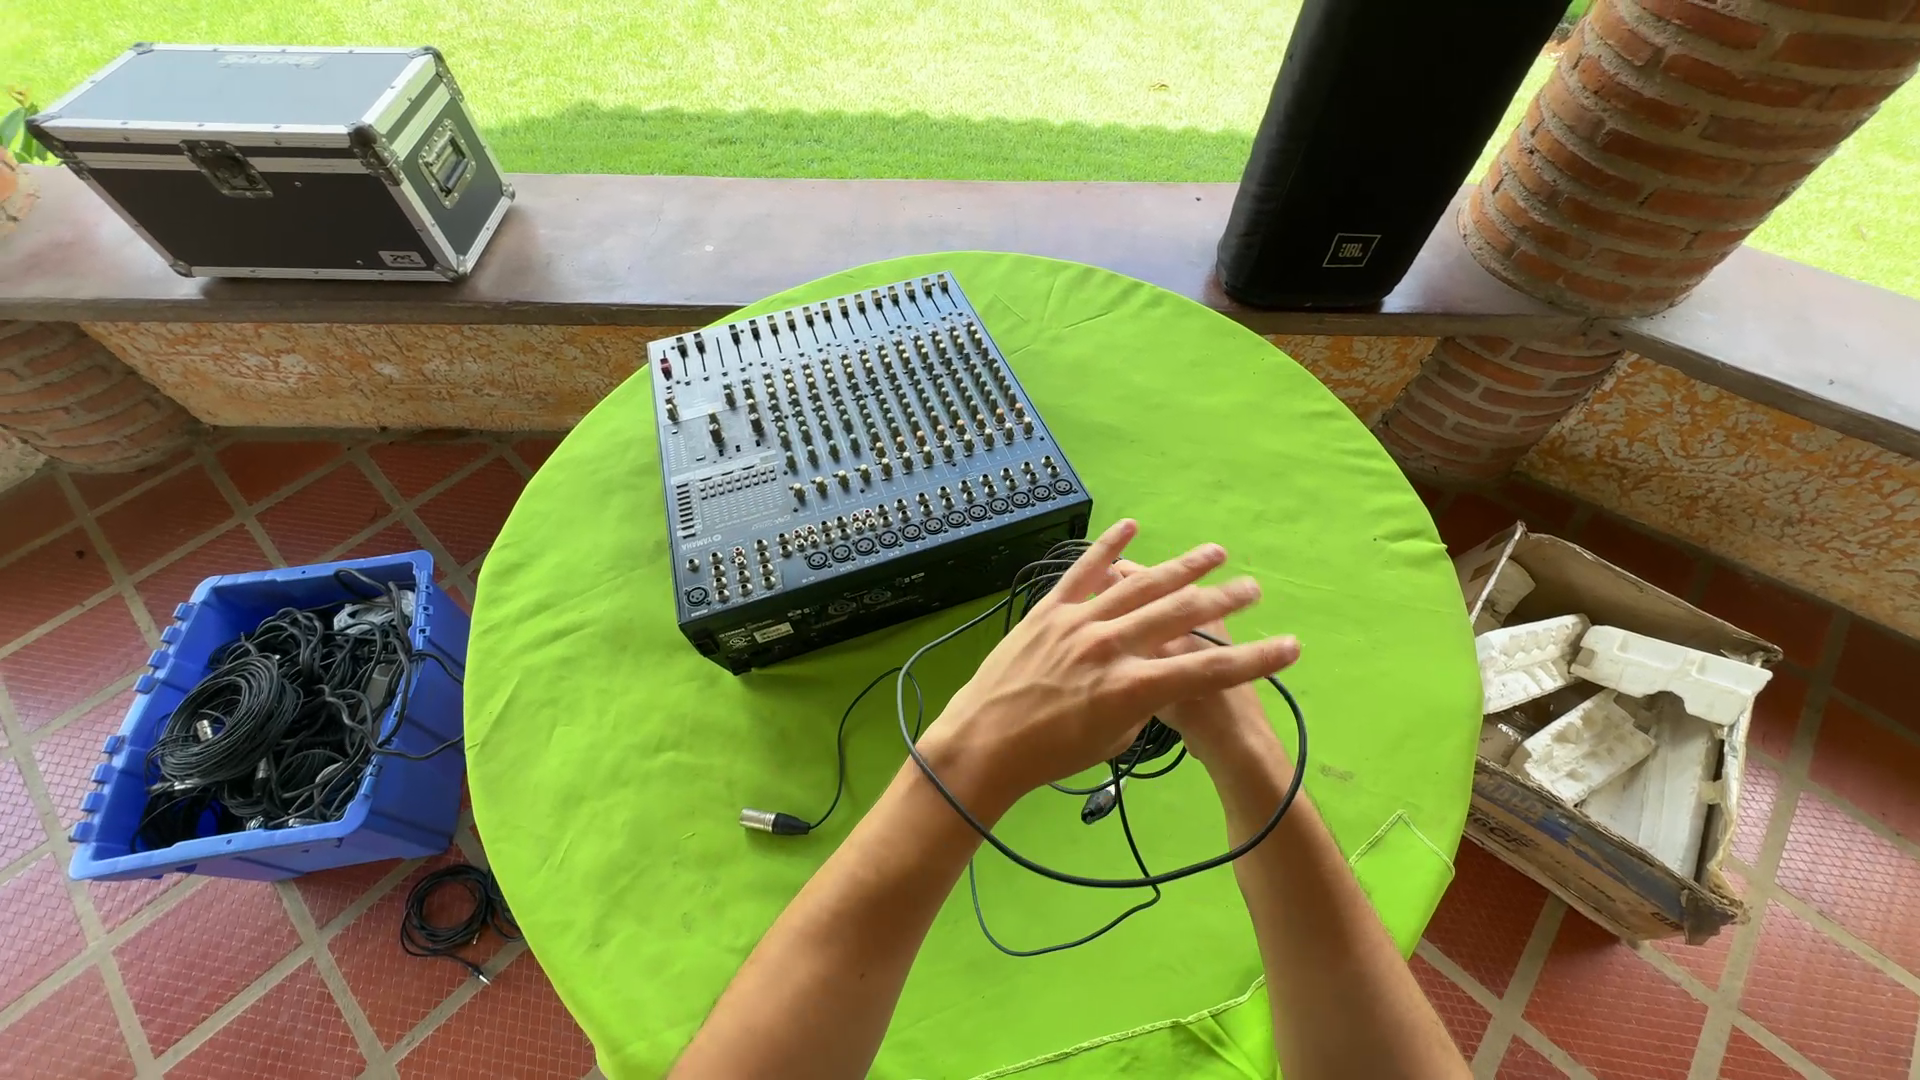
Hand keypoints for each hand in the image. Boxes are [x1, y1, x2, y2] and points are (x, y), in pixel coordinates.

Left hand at [916, 519, 1300, 814]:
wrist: (982, 744)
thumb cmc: (1049, 756)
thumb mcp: (1112, 738)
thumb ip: (1140, 701)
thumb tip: (1149, 673)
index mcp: (1132, 688)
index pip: (1209, 671)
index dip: (1256, 661)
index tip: (1290, 646)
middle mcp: (1111, 647)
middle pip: (1180, 615)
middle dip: (1223, 599)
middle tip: (1252, 587)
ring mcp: (1078, 622)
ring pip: (1139, 585)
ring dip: (1181, 568)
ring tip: (1214, 553)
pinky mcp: (1048, 610)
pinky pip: (1082, 572)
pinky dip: (1108, 548)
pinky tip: (1132, 527)